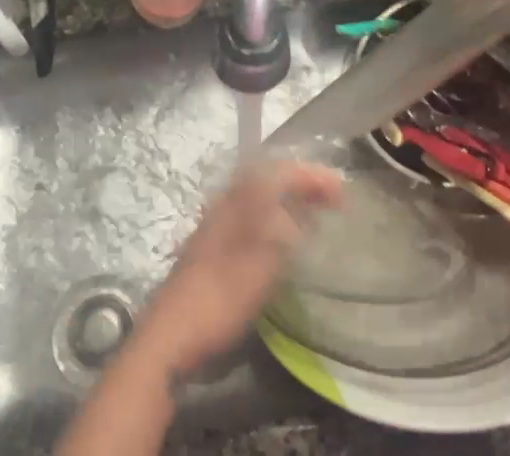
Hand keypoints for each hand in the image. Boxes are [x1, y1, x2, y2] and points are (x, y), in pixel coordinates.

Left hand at [132, 161, 342, 376]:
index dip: (310, 175)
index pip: (276, 172)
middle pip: (265, 178)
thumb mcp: (258, 268)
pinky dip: (273, 217)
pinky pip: (249, 216)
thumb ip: (282, 233)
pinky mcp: (211, 248)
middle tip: (331, 196)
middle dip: (299, 181)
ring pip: (256, 197)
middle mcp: (222, 207)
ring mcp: (213, 227)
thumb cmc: (217, 302)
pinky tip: (283, 238)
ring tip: (314, 211)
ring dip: (286, 198)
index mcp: (233, 205)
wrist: (170, 337)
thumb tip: (304, 207)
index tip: (340, 189)